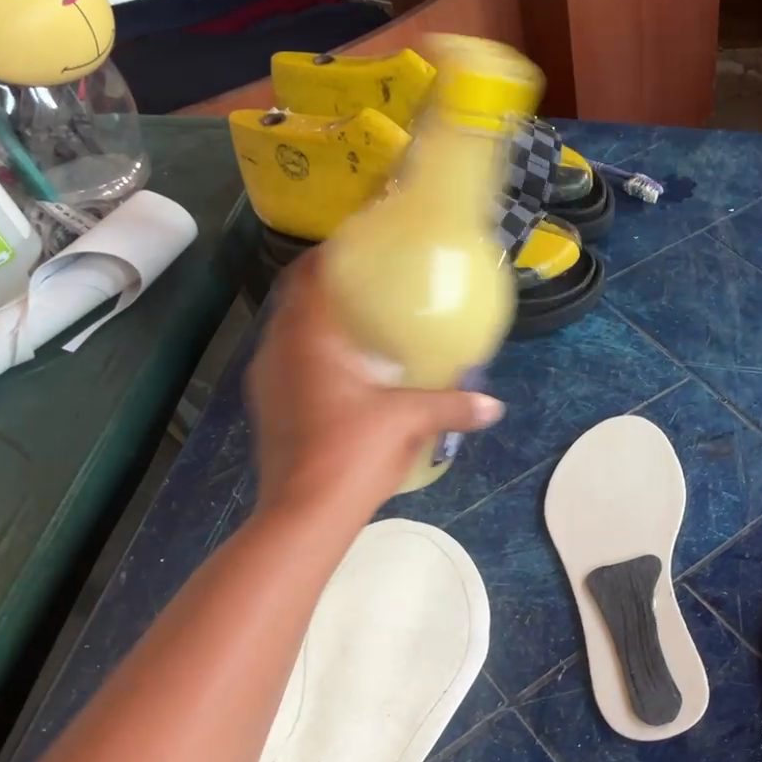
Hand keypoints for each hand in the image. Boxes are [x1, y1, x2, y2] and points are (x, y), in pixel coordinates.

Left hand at [244, 254, 503, 519]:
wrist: (304, 514)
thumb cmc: (351, 453)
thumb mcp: (408, 422)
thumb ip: (451, 406)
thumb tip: (494, 406)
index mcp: (306, 338)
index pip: (310, 274)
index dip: (333, 254)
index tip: (365, 247)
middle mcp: (277, 350)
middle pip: (299, 302)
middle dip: (333, 290)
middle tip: (374, 289)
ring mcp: (267, 382)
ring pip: (293, 336)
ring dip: (323, 326)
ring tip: (364, 329)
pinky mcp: (269, 409)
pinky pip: (292, 364)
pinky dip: (317, 357)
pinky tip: (349, 375)